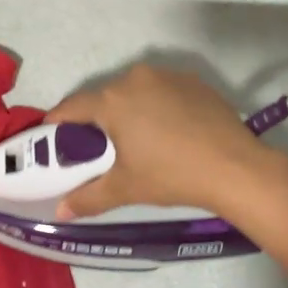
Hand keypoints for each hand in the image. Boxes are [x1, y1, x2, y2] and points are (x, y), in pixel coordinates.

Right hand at [44, 63, 279, 219]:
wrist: (235, 167)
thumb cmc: (172, 176)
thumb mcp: (126, 188)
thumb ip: (88, 198)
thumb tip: (60, 212)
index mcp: (113, 100)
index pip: (73, 107)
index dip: (58, 122)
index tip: (52, 137)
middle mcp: (135, 77)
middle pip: (105, 97)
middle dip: (97, 119)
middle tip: (98, 147)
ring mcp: (166, 75)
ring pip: (135, 91)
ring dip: (129, 110)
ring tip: (136, 140)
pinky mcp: (192, 80)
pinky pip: (162, 90)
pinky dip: (157, 106)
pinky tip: (169, 131)